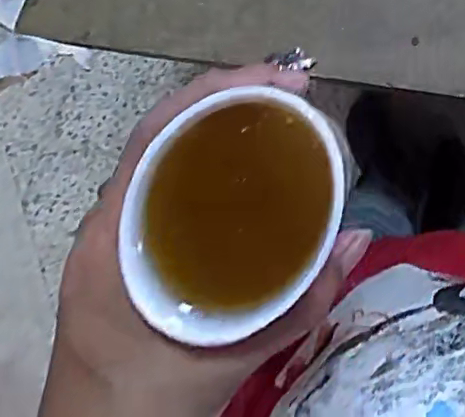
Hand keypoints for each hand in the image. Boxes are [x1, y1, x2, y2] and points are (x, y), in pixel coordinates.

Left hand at [41, 63, 372, 416]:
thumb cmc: (146, 403)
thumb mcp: (230, 356)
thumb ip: (299, 303)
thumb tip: (356, 237)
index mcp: (116, 232)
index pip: (160, 130)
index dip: (219, 89)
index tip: (280, 80)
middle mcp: (107, 217)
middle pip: (166, 126)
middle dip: (230, 91)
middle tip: (291, 86)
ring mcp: (110, 228)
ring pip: (163, 146)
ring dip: (216, 115)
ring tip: (274, 105)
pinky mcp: (122, 242)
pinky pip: (163, 173)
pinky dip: (204, 147)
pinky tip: (241, 152)